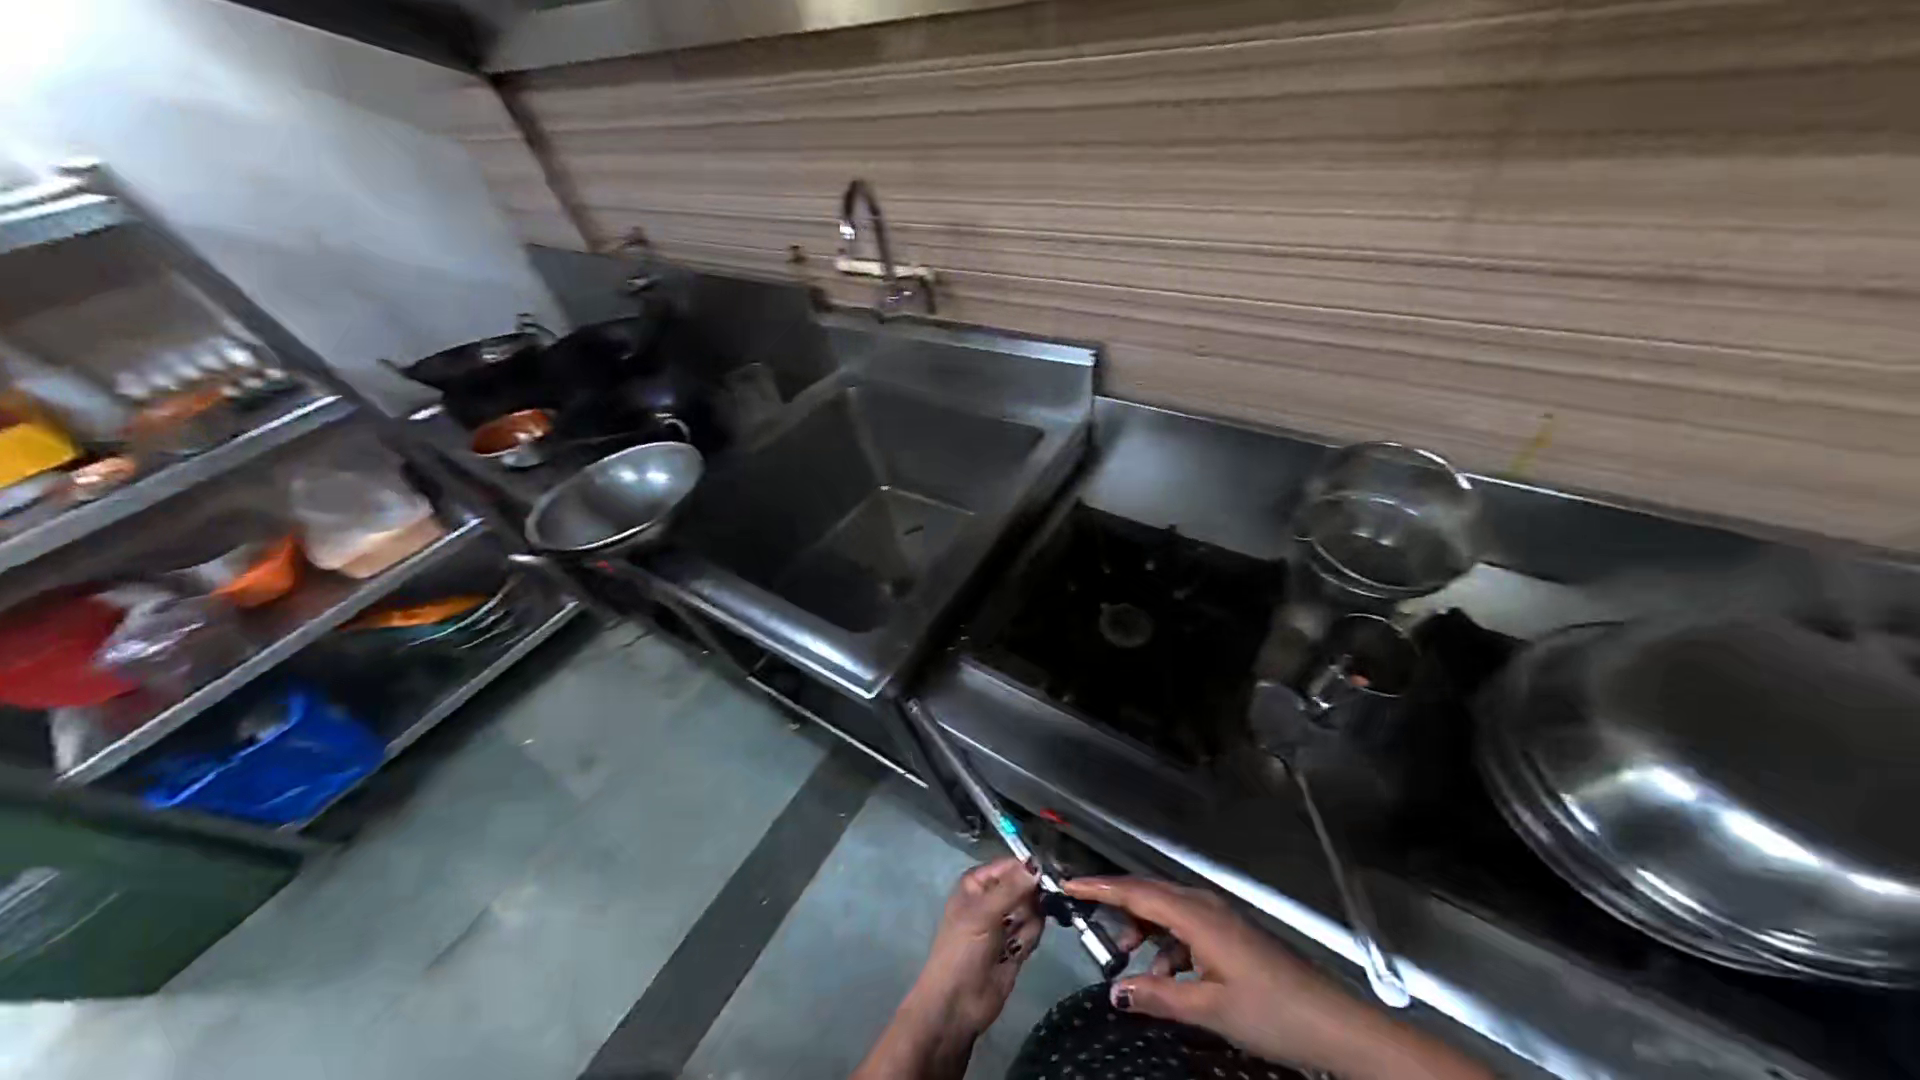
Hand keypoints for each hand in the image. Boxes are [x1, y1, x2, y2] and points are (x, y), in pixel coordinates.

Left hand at [853, 858, 1041, 1079]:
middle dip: (1032, 898)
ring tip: (1015, 939)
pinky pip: (1034, 930)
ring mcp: (1005, 921)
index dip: (1028, 870)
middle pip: (1025, 885)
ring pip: (1033, 908)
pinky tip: (1018, 950)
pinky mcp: (1017, 944)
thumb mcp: (983, 913)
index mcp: (978, 883)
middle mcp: (992, 897)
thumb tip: (1036, 868)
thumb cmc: (963, 949)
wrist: (959, 1002)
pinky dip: (1030, 937)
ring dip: (1030, 921)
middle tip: (1028, 912)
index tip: (1046, 878)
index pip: (1010, 866)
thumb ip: (1011, 889)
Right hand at [1064, 876, 1490, 1079]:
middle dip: (1118, 907)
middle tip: (1088, 922)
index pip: (1136, 892)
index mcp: (1196, 914)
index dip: (1099, 888)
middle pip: (1150, 894)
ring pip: (1168, 911)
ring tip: (1131, 962)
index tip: (1068, 885)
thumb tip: (1115, 991)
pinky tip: (1167, 978)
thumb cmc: (1270, 1012)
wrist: (1336, 1024)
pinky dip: (1168, 946)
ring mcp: (1221, 917)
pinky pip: (1186, 927)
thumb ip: (1158, 995)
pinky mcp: (1231, 934)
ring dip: (1145, 931)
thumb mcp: (1208, 1008)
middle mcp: (1205, 905)